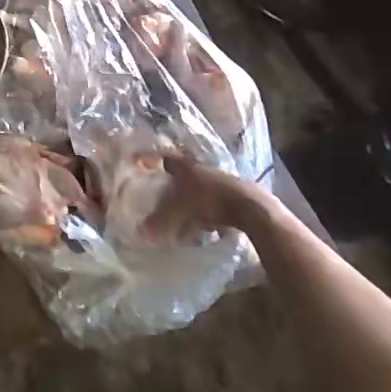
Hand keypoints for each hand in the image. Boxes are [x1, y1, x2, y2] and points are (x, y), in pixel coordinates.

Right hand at [147, 156, 270, 237]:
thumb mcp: (179, 213)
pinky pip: (213, 197)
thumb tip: (139, 232)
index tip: (141, 165)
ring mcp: (221, 178)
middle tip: (160, 192)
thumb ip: (159, 221)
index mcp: (185, 166)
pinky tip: (205, 222)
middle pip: (182, 171)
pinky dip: (206, 206)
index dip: (152, 161)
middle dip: (172, 181)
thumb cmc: (209, 202)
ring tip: (181, 210)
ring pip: (199, 184)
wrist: (251, 207)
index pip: (164, 159)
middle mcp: (202, 167)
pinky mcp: (236, 192)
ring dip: (190, 195)